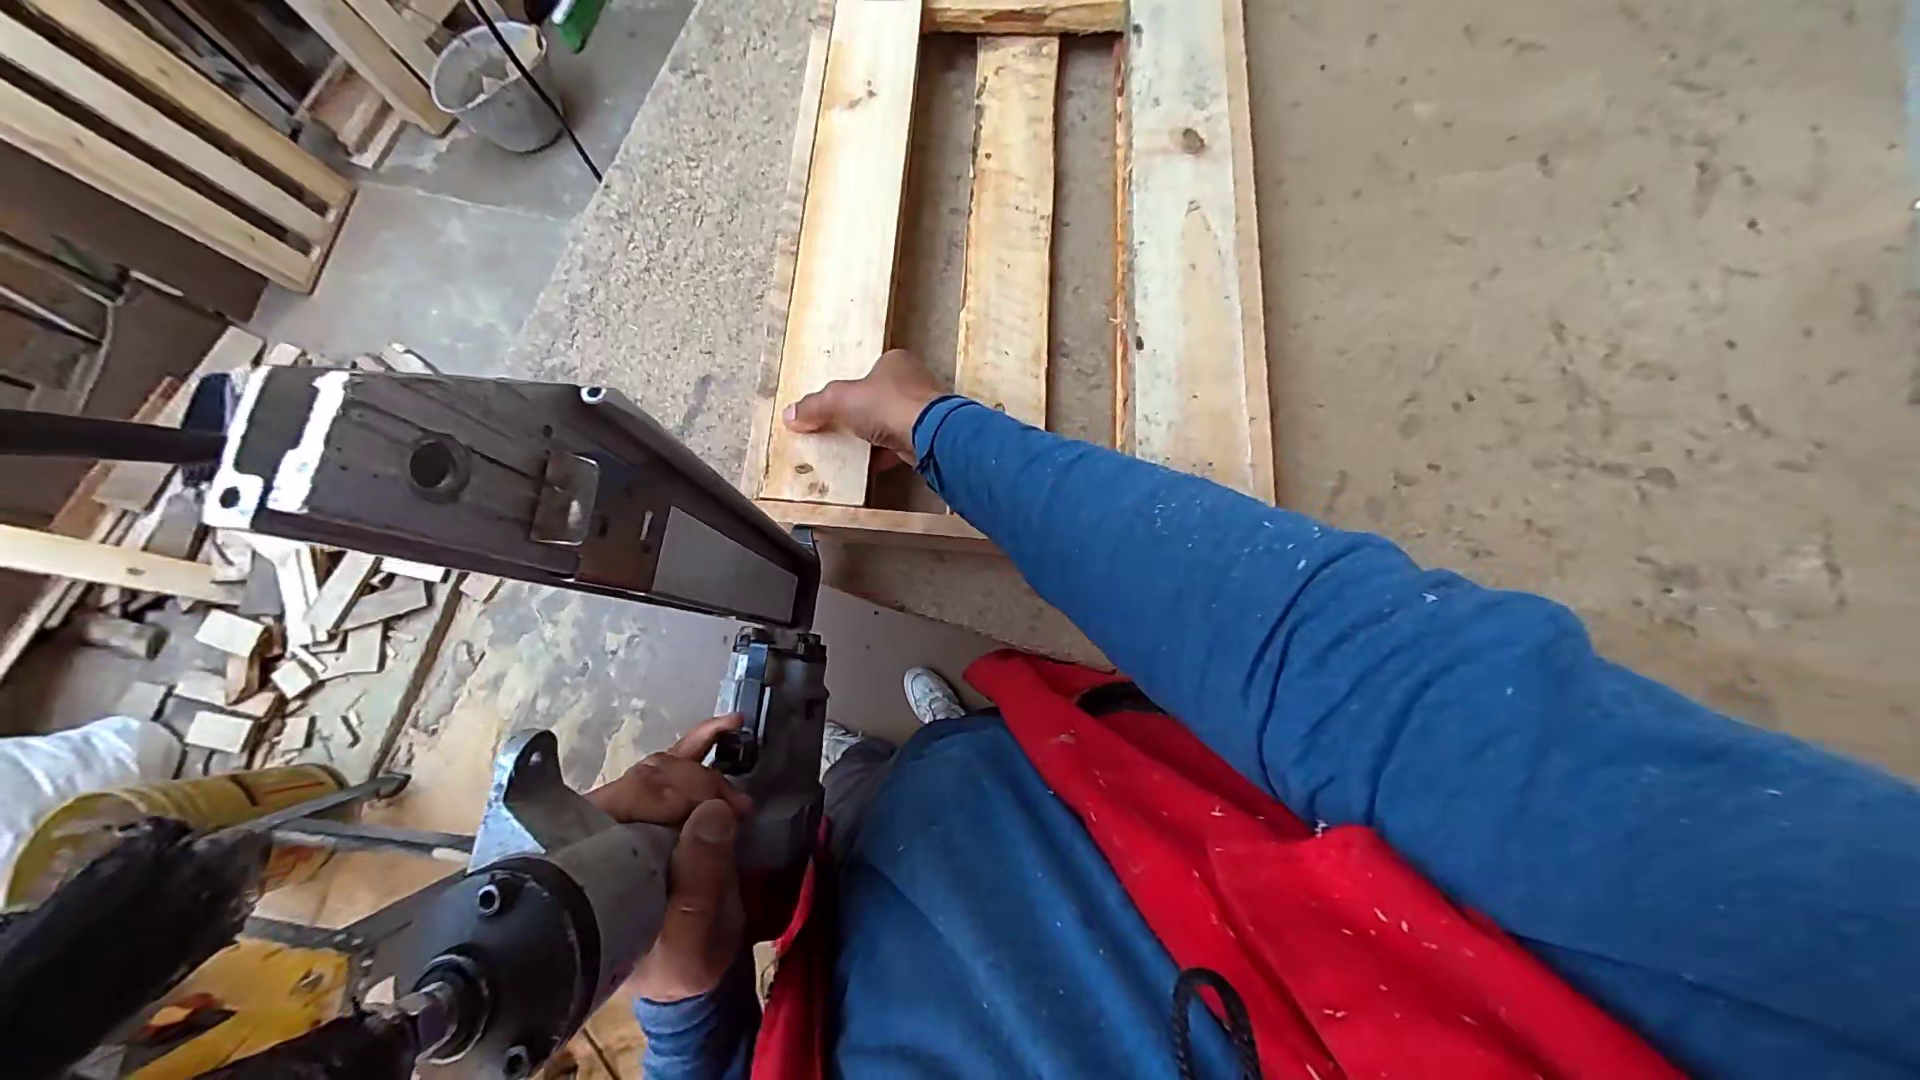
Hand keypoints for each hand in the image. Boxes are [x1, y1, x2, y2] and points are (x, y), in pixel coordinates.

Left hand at [586, 714, 752, 1001]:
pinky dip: (705, 737)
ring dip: (707, 774)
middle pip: (647, 778)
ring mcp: (630, 811)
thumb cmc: (683, 960)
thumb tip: (713, 811)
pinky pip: (679, 756)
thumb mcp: (693, 941)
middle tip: (738, 812)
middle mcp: (598, 829)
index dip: (676, 797)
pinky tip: (731, 725)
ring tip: (738, 801)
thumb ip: (700, 885)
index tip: (721, 814)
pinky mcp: (662, 801)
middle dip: (699, 787)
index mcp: (589, 862)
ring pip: (663, 765)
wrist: (693, 962)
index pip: (625, 801)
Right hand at [783, 348, 943, 460]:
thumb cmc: (888, 404)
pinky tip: (870, 465)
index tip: (838, 403)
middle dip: (864, 413)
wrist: (929, 435)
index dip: (853, 386)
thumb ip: (816, 406)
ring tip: (853, 447)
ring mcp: (926, 410)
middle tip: (842, 427)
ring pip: (893, 422)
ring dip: (876, 435)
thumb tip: (790, 415)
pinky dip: (887, 454)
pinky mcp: (931, 436)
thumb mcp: (841, 400)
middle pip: (882, 397)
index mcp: (896, 362)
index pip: (870, 370)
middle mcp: (915, 381)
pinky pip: (902, 444)